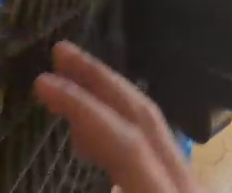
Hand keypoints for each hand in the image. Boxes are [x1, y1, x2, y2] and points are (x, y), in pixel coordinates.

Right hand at [33, 41, 202, 192]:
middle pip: (145, 117)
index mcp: (171, 192)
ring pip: (151, 130)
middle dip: (100, 80)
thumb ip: (101, 178)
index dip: (82, 106)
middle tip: (59, 51)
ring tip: (68, 81)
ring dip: (107, 102)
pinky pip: (151, 150)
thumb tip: (73, 134)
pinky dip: (119, 134)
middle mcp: (188, 182)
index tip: (41, 81)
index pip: (126, 139)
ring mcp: (189, 185)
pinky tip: (90, 136)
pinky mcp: (180, 190)